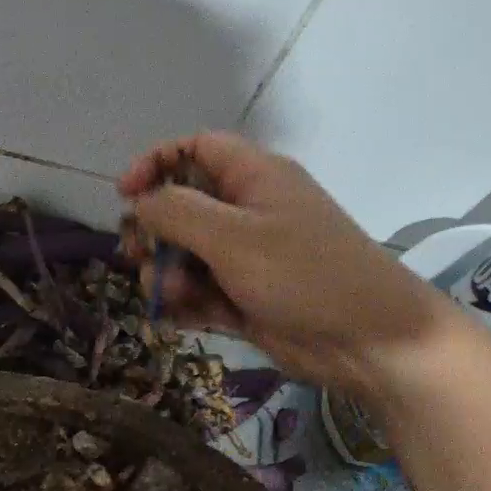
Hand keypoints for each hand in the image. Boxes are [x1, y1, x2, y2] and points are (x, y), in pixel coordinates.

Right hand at [119, 132, 457, 395]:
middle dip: (154, 234)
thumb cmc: (303, 275)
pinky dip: (184, 305)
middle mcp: (248, 213)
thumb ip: (177, 213)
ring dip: (166, 276)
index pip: (197, 150)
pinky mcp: (244, 299)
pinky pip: (198, 293)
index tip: (124, 195)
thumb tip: (139, 201)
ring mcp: (246, 259)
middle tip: (137, 257)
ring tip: (172, 298)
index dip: (157, 163)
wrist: (367, 340)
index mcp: (254, 179)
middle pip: (181, 208)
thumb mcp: (233, 236)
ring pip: (184, 257)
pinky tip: (178, 320)